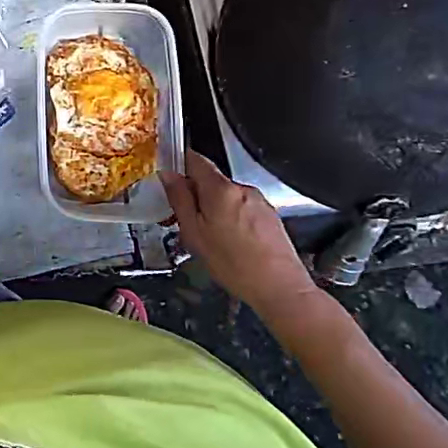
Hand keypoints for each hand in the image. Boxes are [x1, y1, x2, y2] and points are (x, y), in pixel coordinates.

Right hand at [163, 151, 324, 321]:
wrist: (279, 287)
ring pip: (227, 196)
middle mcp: (242, 188)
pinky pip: (243, 208)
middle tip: (189, 221)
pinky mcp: (270, 214)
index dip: (180, 165)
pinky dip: (233, 218)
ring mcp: (259, 201)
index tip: (171, 179)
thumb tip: (168, 175)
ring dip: (215, 208)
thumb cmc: (233, 264)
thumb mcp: (194, 234)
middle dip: (197, 195)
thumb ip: (179, 200)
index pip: (195, 159)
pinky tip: (232, 243)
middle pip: (211, 180)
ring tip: (212, 238)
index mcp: (220, 189)